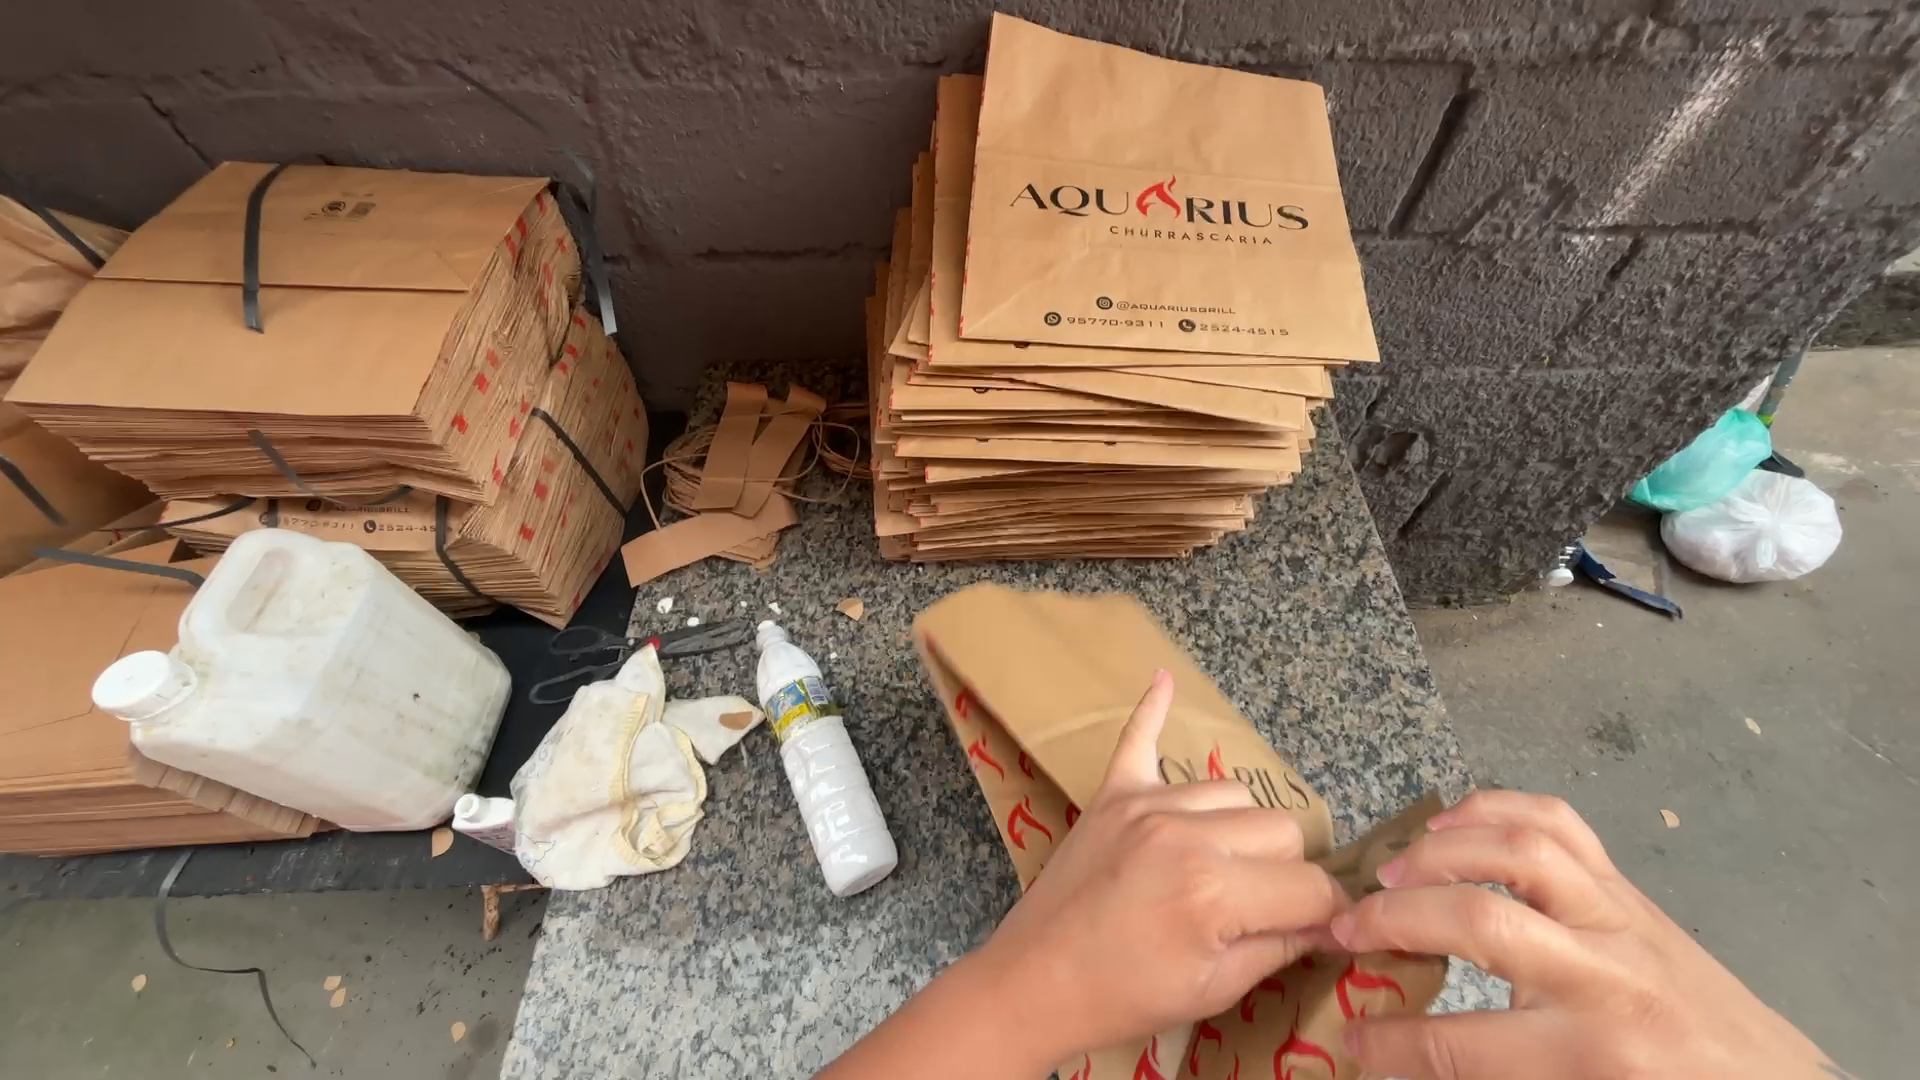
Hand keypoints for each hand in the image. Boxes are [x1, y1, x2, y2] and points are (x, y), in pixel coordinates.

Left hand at [974, 669, 1348, 1059]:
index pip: (1311, 885)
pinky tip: (1165, 679)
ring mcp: (1145, 804)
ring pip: (1233, 792)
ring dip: (1239, 827)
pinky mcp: (1112, 792)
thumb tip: (1330, 919)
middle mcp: (1185, 833)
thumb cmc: (1126, 995)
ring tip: (1215, 864)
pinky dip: (1153, 711)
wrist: (1039, 976)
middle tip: (1253, 906)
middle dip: (1282, 871)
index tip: (1320, 928)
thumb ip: (1281, 944)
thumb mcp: (1216, 990)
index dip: (1324, 913)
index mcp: (1215, 891)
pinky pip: (1139, 738)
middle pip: (1279, 828)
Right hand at [1331, 789, 1841, 1079]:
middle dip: (1393, 921)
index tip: (1355, 1042)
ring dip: (1437, 851)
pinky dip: (1492, 807)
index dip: (1393, 1045)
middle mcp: (1609, 975)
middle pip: (1479, 922)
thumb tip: (1398, 1060)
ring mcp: (1620, 917)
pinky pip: (1558, 822)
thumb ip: (1491, 1070)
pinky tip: (1451, 824)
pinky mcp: (1626, 886)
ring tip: (1394, 869)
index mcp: (1599, 1054)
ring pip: (1519, 849)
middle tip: (1348, 928)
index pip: (1464, 1046)